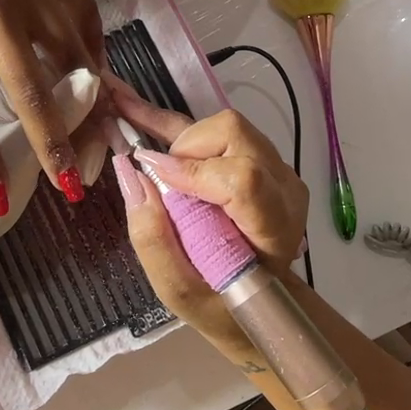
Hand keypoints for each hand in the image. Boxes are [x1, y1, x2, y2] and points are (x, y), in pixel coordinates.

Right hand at [109, 82, 307, 353]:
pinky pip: (214, 128)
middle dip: (184, 149)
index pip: (242, 178)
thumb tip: (130, 174)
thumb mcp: (180, 292)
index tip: (152, 175)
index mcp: (273, 227)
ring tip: (133, 134)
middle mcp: (282, 188)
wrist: (258, 302)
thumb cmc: (221, 306)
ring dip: (177, 136)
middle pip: (233, 135)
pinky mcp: (255, 157)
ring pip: (223, 124)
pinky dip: (170, 121)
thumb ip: (154, 238)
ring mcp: (274, 168)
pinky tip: (128, 103)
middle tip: (157, 176)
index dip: (192, 170)